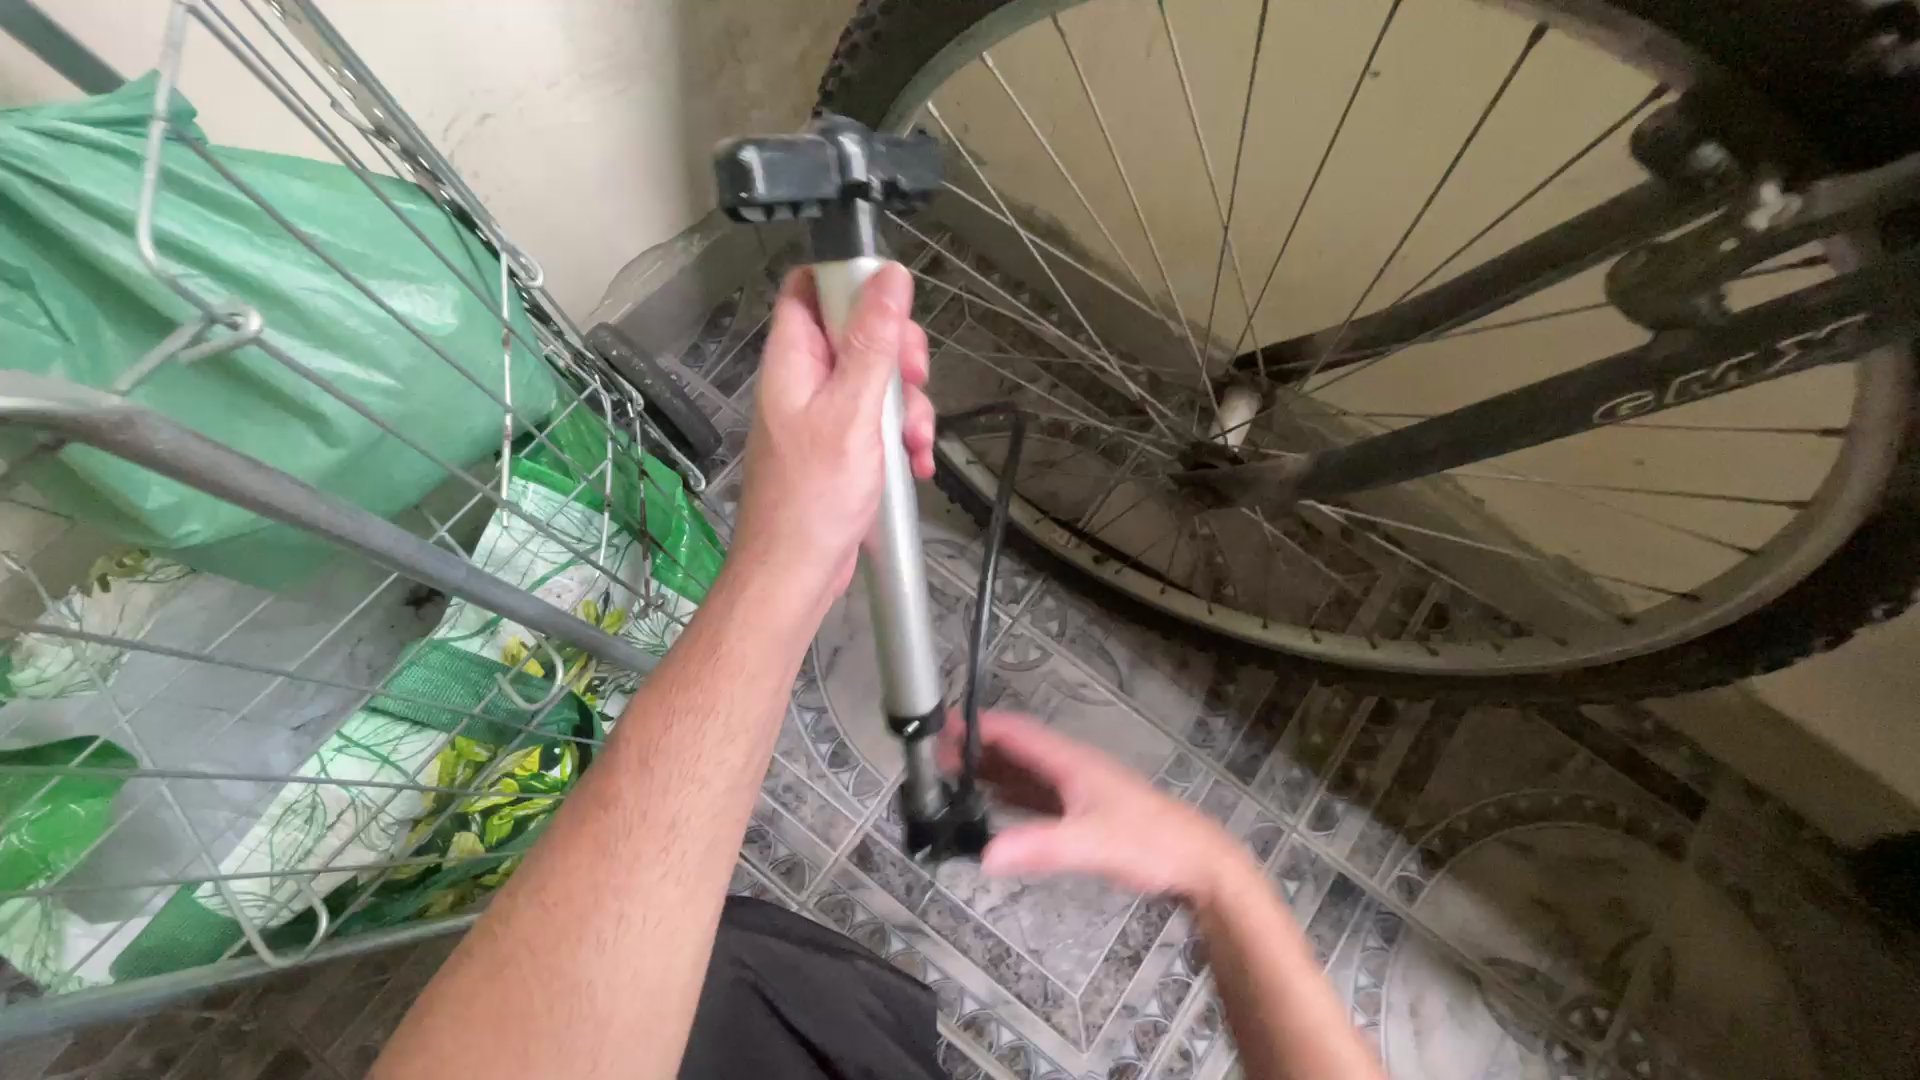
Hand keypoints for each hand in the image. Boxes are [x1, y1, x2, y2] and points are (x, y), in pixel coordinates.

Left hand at [728, 263, 932, 613]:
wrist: (797, 571)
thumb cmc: (815, 496)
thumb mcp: (851, 412)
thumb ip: (871, 343)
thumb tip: (889, 274)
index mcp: (794, 358)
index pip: (811, 288)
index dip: (852, 283)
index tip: (894, 306)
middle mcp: (806, 380)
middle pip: (858, 334)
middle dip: (897, 355)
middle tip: (915, 378)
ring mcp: (825, 416)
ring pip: (877, 382)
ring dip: (908, 408)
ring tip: (916, 444)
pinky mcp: (843, 448)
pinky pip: (879, 424)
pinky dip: (902, 439)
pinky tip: (916, 465)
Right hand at [938, 710, 1252, 904]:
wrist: (1197, 860)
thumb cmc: (1149, 841)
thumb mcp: (1093, 843)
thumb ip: (1041, 846)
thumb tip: (984, 854)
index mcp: (1069, 761)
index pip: (1015, 731)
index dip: (978, 726)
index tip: (940, 730)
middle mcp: (1068, 766)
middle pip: (1014, 747)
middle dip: (974, 747)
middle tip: (934, 761)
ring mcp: (1075, 786)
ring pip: (1022, 770)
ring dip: (989, 769)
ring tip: (950, 778)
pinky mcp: (1080, 808)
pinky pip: (1033, 794)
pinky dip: (1007, 794)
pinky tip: (990, 805)